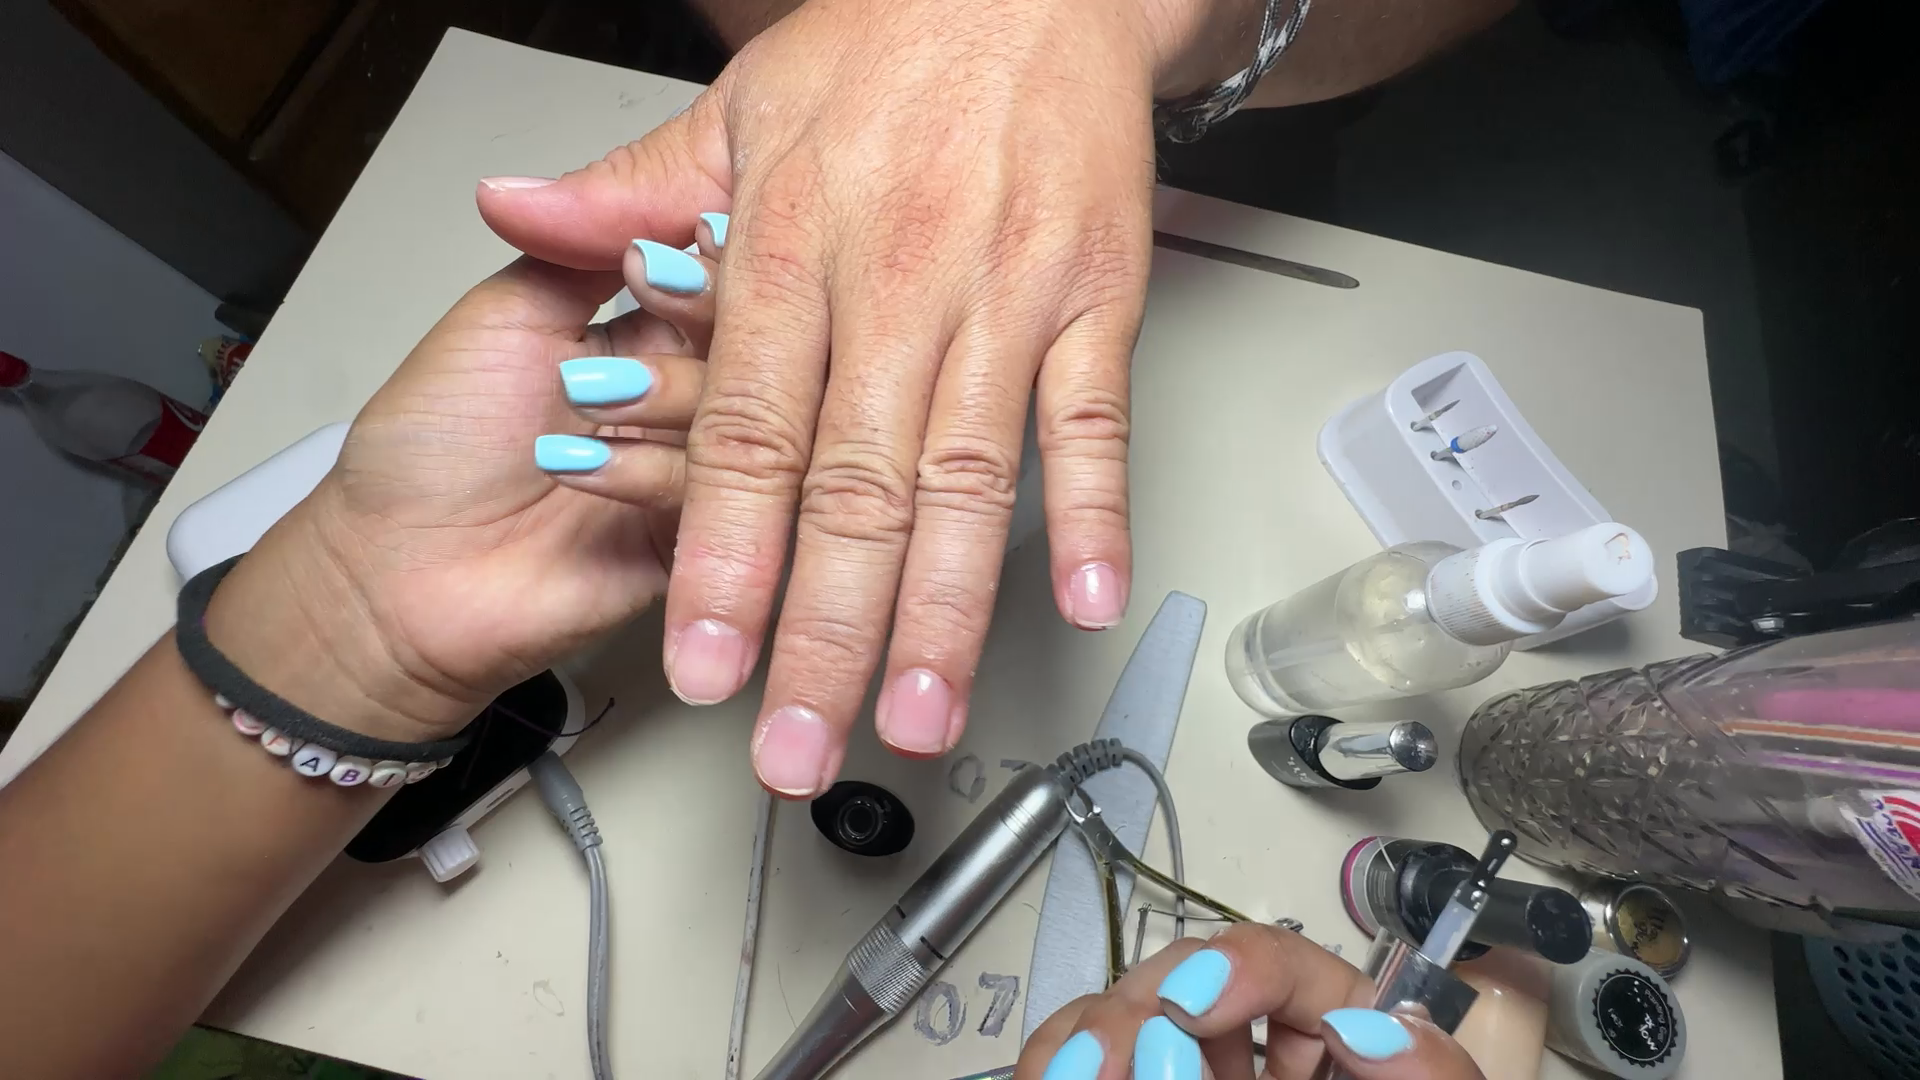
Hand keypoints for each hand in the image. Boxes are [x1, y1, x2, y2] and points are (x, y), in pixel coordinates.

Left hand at [205, 238, 721, 741]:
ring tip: (585, 407)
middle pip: (746, 361)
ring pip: (743, 428)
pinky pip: (717, 502)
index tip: (691, 251)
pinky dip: (658, 474)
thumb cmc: (437, 443)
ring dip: (668, 405)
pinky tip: (583, 467)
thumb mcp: (510, 316)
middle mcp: (684, 408)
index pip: (718, 297)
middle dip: (696, 340)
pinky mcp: (695, 539)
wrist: (402, 567)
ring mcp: (694, 476)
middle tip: (627, 341)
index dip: (711, 273)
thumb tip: (655, 197)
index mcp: (650, 347)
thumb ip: (587, 257)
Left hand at [475, 0, 1257, 795]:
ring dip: (946, 613)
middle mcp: (900, 287)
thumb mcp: (743, 104)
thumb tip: (518, 218)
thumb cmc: (891, 45)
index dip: (728, 564)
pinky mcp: (1097, 302)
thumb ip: (639, 189)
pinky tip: (1081, 603)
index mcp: (797, 244)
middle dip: (829, 634)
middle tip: (802, 746)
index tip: (713, 671)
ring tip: (921, 717)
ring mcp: (1007, 300)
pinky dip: (1090, 516)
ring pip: (968, 482)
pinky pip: (1093, 424)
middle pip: (856, 491)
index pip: (750, 437)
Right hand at [1016, 925, 1485, 1079]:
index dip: (1236, 963)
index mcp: (1330, 1035)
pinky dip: (1058, 1065)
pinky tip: (1050, 1077)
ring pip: (1119, 1019)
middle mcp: (1250, 1044)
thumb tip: (1371, 1029)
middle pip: (1178, 981)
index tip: (1194, 1002)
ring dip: (1084, 1039)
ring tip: (1069, 1075)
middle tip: (1108, 1062)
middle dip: (1136, 1010)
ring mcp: (1190, 1070)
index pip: (1282, 962)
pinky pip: (1085, 1062)